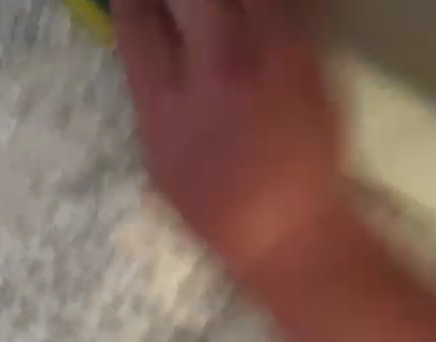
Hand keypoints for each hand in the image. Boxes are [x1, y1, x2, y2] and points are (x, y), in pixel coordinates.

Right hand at [114, 0, 355, 288]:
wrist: (288, 224)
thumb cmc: (216, 209)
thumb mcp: (162, 165)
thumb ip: (158, 106)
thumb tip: (154, 67)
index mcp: (164, 107)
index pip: (136, 28)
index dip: (130, 1)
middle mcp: (210, 70)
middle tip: (174, 1)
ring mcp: (263, 53)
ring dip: (220, 0)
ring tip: (212, 10)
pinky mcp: (305, 47)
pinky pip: (280, 2)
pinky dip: (259, 4)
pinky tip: (250, 14)